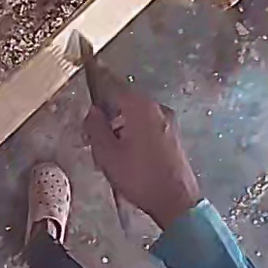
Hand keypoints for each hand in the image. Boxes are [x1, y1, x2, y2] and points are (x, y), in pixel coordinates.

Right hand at [83, 68, 201, 227]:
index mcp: (140, 109)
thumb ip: (96, 128)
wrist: (176, 202)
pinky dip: (133, 131)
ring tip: (107, 149)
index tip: (91, 65)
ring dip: (119, 124)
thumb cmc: (140, 178)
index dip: (100, 76)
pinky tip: (124, 153)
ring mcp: (168, 122)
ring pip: (136, 114)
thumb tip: (93, 112)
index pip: (115, 84)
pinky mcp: (173, 135)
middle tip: (91, 132)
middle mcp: (157, 109)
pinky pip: (147, 125)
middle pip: (126, 100)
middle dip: (107, 112)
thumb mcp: (107, 154)